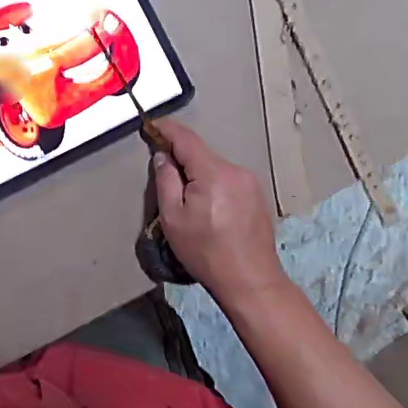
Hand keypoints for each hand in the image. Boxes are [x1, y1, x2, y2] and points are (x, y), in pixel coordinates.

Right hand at [152, 119, 289, 307]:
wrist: (250, 280)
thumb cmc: (206, 252)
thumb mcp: (173, 218)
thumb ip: (166, 181)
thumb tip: (163, 157)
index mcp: (213, 173)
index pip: (186, 139)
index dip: (166, 129)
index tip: (151, 127)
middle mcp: (236, 171)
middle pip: (201, 153)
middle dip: (180, 158)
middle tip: (164, 177)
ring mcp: (250, 182)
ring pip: (214, 167)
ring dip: (197, 174)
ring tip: (187, 202)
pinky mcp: (257, 195)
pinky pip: (227, 179)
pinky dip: (212, 184)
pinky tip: (208, 209)